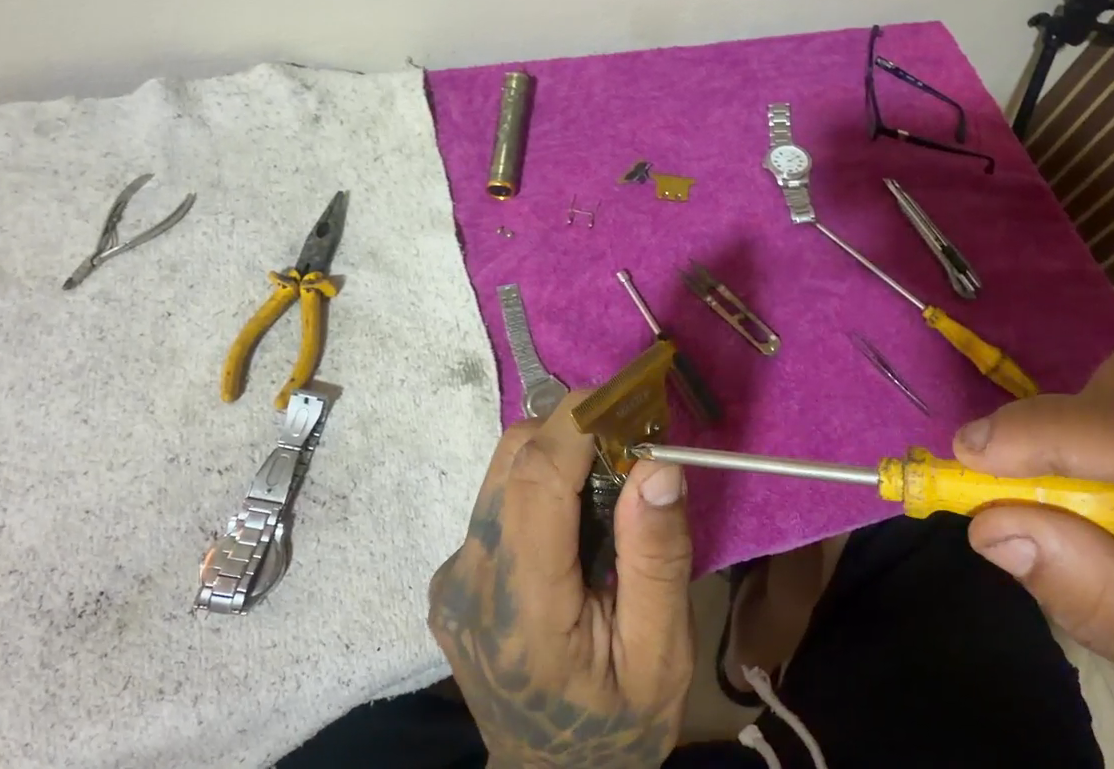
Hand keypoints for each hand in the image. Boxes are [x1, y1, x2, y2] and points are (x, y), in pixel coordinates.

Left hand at [428, 400, 693, 767]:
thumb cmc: (619, 722)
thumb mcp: (661, 654)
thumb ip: (657, 560)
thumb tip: (659, 464)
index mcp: (522, 611)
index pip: (535, 480)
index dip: (578, 420)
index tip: (628, 392)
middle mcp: (469, 583)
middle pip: (511, 461)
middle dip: (574, 429)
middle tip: (635, 438)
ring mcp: (451, 579)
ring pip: (501, 472)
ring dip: (559, 454)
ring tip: (612, 484)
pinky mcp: (452, 577)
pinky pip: (498, 502)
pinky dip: (541, 487)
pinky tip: (578, 526)